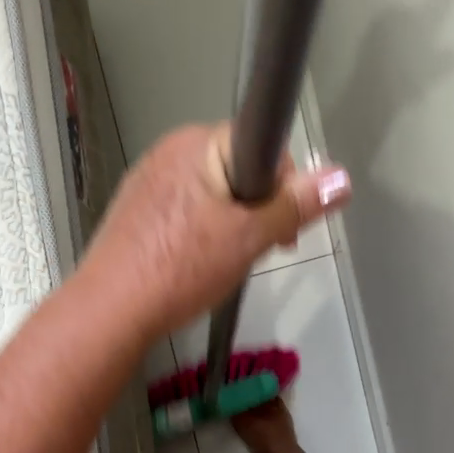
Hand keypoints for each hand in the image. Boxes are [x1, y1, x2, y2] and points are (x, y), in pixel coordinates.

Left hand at [76, 122, 352, 341]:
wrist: (112, 310)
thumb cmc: (181, 269)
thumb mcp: (249, 238)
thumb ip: (296, 206)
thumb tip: (341, 180)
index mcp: (197, 142)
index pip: (262, 144)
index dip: (284, 185)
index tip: (286, 226)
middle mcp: (169, 151)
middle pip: (236, 172)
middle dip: (257, 210)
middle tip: (258, 254)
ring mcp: (147, 183)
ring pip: (209, 197)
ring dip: (229, 228)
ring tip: (222, 268)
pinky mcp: (133, 214)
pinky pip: (182, 216)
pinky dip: (198, 239)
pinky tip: (194, 270)